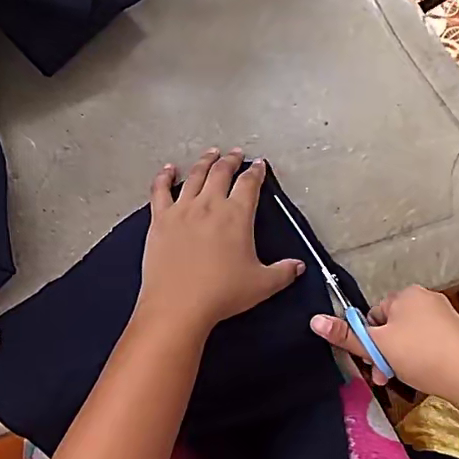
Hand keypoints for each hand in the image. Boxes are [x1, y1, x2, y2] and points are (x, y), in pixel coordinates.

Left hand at [136, 149, 302, 334]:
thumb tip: (298, 266)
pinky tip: (168, 169)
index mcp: (237, 215)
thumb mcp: (263, 284)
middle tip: (235, 154)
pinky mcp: (160, 220)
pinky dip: (164, 176)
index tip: (259, 165)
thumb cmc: (222, 293)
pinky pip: (160, 190)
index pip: (249, 184)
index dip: (256, 172)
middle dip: (230, 160)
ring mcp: (182, 210)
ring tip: (210, 154)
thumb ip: (284, 272)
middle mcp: (209, 205)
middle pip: (221, 172)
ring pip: (194, 176)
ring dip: (204, 162)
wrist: (179, 304)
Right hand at [310, 286, 458, 402]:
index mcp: (405, 295)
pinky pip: (429, 342)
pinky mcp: (458, 333)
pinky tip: (424, 375)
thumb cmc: (421, 356)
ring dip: (400, 358)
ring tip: (402, 379)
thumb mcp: (379, 347)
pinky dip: (421, 358)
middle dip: (384, 352)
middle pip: (392, 326)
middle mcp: (426, 298)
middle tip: (383, 376)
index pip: (373, 314)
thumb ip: (347, 335)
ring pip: (410, 337)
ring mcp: (445, 315)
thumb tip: (315, 320)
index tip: (369, 362)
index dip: (368, 340)